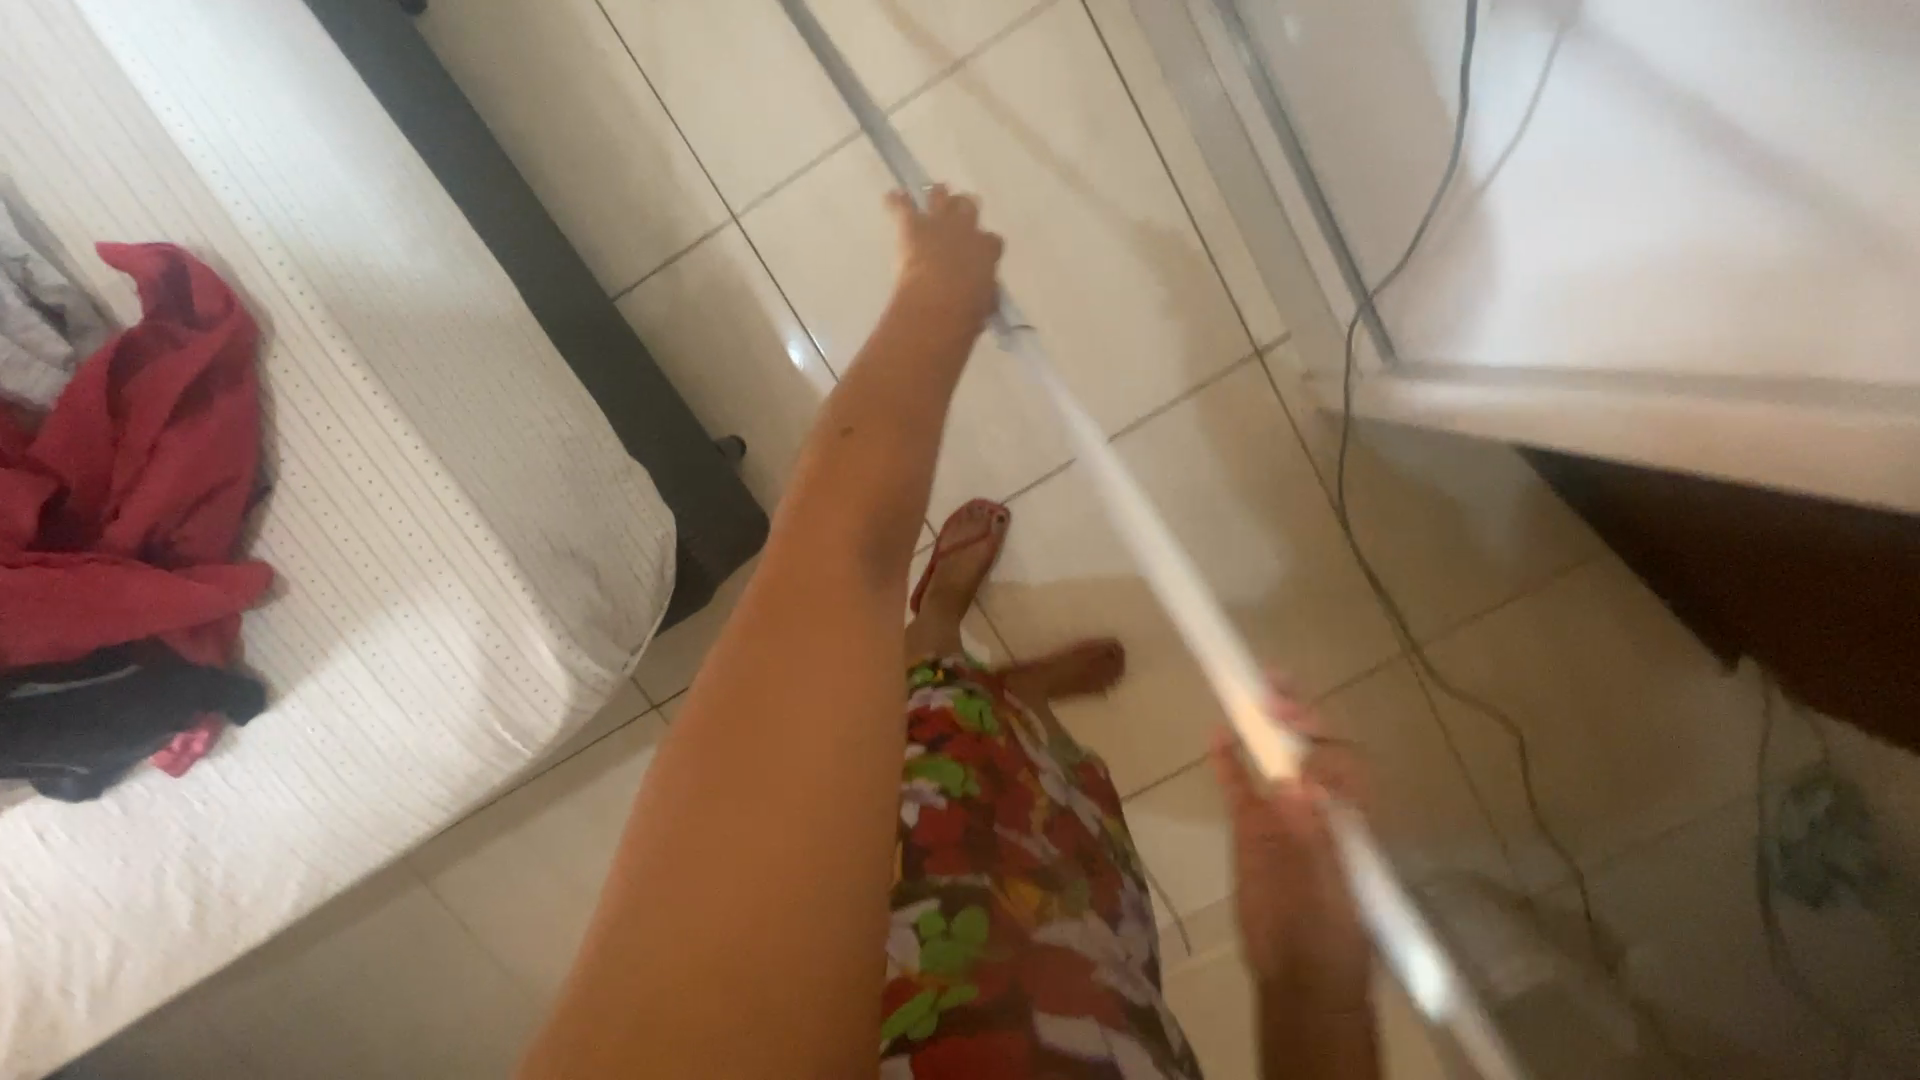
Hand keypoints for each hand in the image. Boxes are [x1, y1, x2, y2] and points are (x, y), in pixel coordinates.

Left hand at [887, 185, 1003, 332]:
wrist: (940, 301)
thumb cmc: (966, 310)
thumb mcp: (984, 305)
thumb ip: (985, 295)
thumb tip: (985, 294)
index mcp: (986, 251)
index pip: (992, 242)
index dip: (985, 245)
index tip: (980, 251)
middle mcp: (966, 230)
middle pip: (969, 207)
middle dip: (964, 208)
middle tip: (959, 211)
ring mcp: (939, 223)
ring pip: (940, 197)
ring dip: (937, 196)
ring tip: (933, 193)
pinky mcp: (913, 225)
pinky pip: (902, 205)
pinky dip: (896, 201)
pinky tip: (890, 197)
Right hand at [1208, 697, 1371, 1013]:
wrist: (1299, 974)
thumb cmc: (1329, 935)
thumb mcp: (1331, 885)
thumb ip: (1315, 835)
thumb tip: (1296, 783)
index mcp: (1348, 817)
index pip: (1341, 761)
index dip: (1320, 736)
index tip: (1292, 721)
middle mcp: (1317, 806)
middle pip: (1309, 749)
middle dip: (1297, 714)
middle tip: (1272, 685)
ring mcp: (1281, 814)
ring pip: (1273, 759)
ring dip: (1264, 726)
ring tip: (1249, 690)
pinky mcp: (1251, 828)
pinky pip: (1238, 786)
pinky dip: (1228, 762)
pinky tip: (1217, 737)